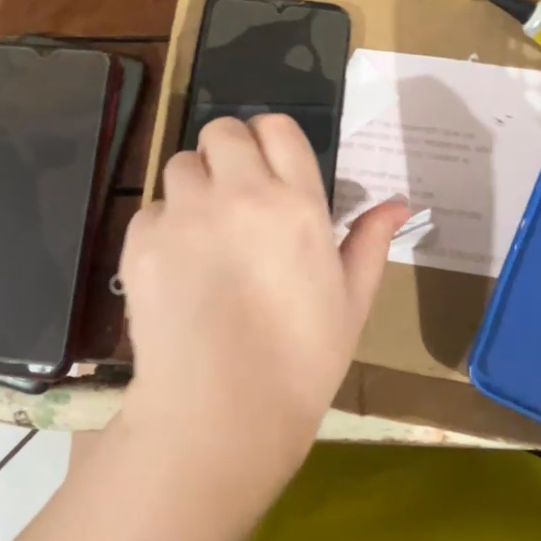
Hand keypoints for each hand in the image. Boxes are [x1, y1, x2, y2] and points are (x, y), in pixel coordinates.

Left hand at [7, 115, 406, 540]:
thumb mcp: (350, 303)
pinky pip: (151, 209)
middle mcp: (238, 194)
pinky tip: (175, 269)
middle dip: (226, 153)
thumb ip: (369, 243)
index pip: (276, 126)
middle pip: (221, 130)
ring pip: (180, 165)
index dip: (269, 141)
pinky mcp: (142, 239)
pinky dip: (161, 228)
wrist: (221, 414)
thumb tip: (398, 203)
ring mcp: (185, 214)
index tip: (268, 169)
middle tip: (232, 197)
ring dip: (192, 188)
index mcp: (295, 203)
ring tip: (202, 236)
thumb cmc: (299, 362)